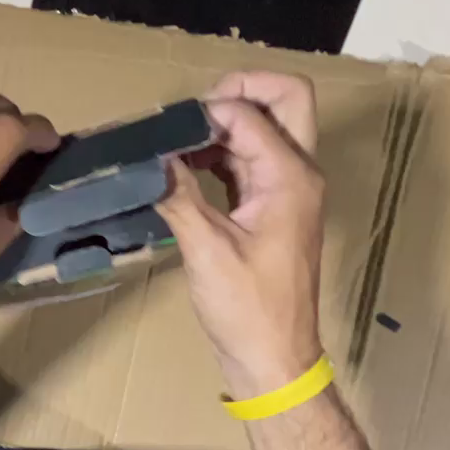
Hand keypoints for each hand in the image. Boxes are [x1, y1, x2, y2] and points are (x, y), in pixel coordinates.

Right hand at [158, 71, 326, 397]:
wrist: (272, 356)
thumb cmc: (247, 308)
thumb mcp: (207, 251)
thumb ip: (179, 198)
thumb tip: (151, 161)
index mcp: (291, 177)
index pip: (252, 115)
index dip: (208, 112)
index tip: (165, 131)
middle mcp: (298, 174)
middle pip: (285, 101)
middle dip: (240, 93)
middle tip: (191, 113)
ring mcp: (287, 192)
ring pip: (267, 130)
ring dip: (226, 126)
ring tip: (177, 141)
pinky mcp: (271, 211)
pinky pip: (250, 163)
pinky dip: (221, 156)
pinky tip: (184, 170)